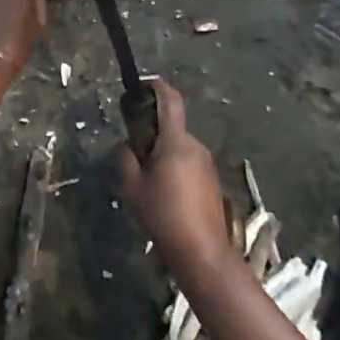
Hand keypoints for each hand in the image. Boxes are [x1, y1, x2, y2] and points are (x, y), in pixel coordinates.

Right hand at [119, 80, 231, 271]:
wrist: (203, 254)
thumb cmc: (164, 215)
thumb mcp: (132, 185)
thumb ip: (126, 157)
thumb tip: (129, 145)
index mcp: (175, 142)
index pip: (170, 100)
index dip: (157, 86)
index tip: (143, 85)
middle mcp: (195, 146)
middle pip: (171, 128)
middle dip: (153, 135)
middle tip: (136, 156)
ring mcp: (207, 164)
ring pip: (179, 147)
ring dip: (164, 154)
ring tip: (150, 182)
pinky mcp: (212, 181)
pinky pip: (189, 163)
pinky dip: (176, 169)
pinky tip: (167, 195)